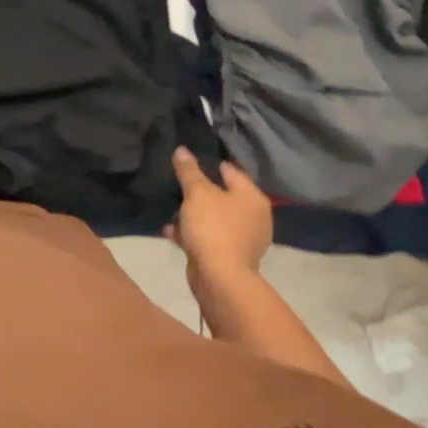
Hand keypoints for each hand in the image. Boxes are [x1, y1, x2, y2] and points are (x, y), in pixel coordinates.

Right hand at [164, 148, 272, 286]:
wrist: (219, 277)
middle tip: (179, 183)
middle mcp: (254, 217)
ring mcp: (244, 239)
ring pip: (215, 218)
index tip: (190, 161)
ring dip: (195, 214)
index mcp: (253, 198)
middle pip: (224, 196)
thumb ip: (189, 171)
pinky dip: (194, 233)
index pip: (231, 171)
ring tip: (172, 207)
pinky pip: (210, 237)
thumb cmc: (213, 227)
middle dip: (200, 191)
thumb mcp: (197, 193)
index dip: (211, 164)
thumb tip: (182, 150)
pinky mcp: (231, 256)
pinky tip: (172, 230)